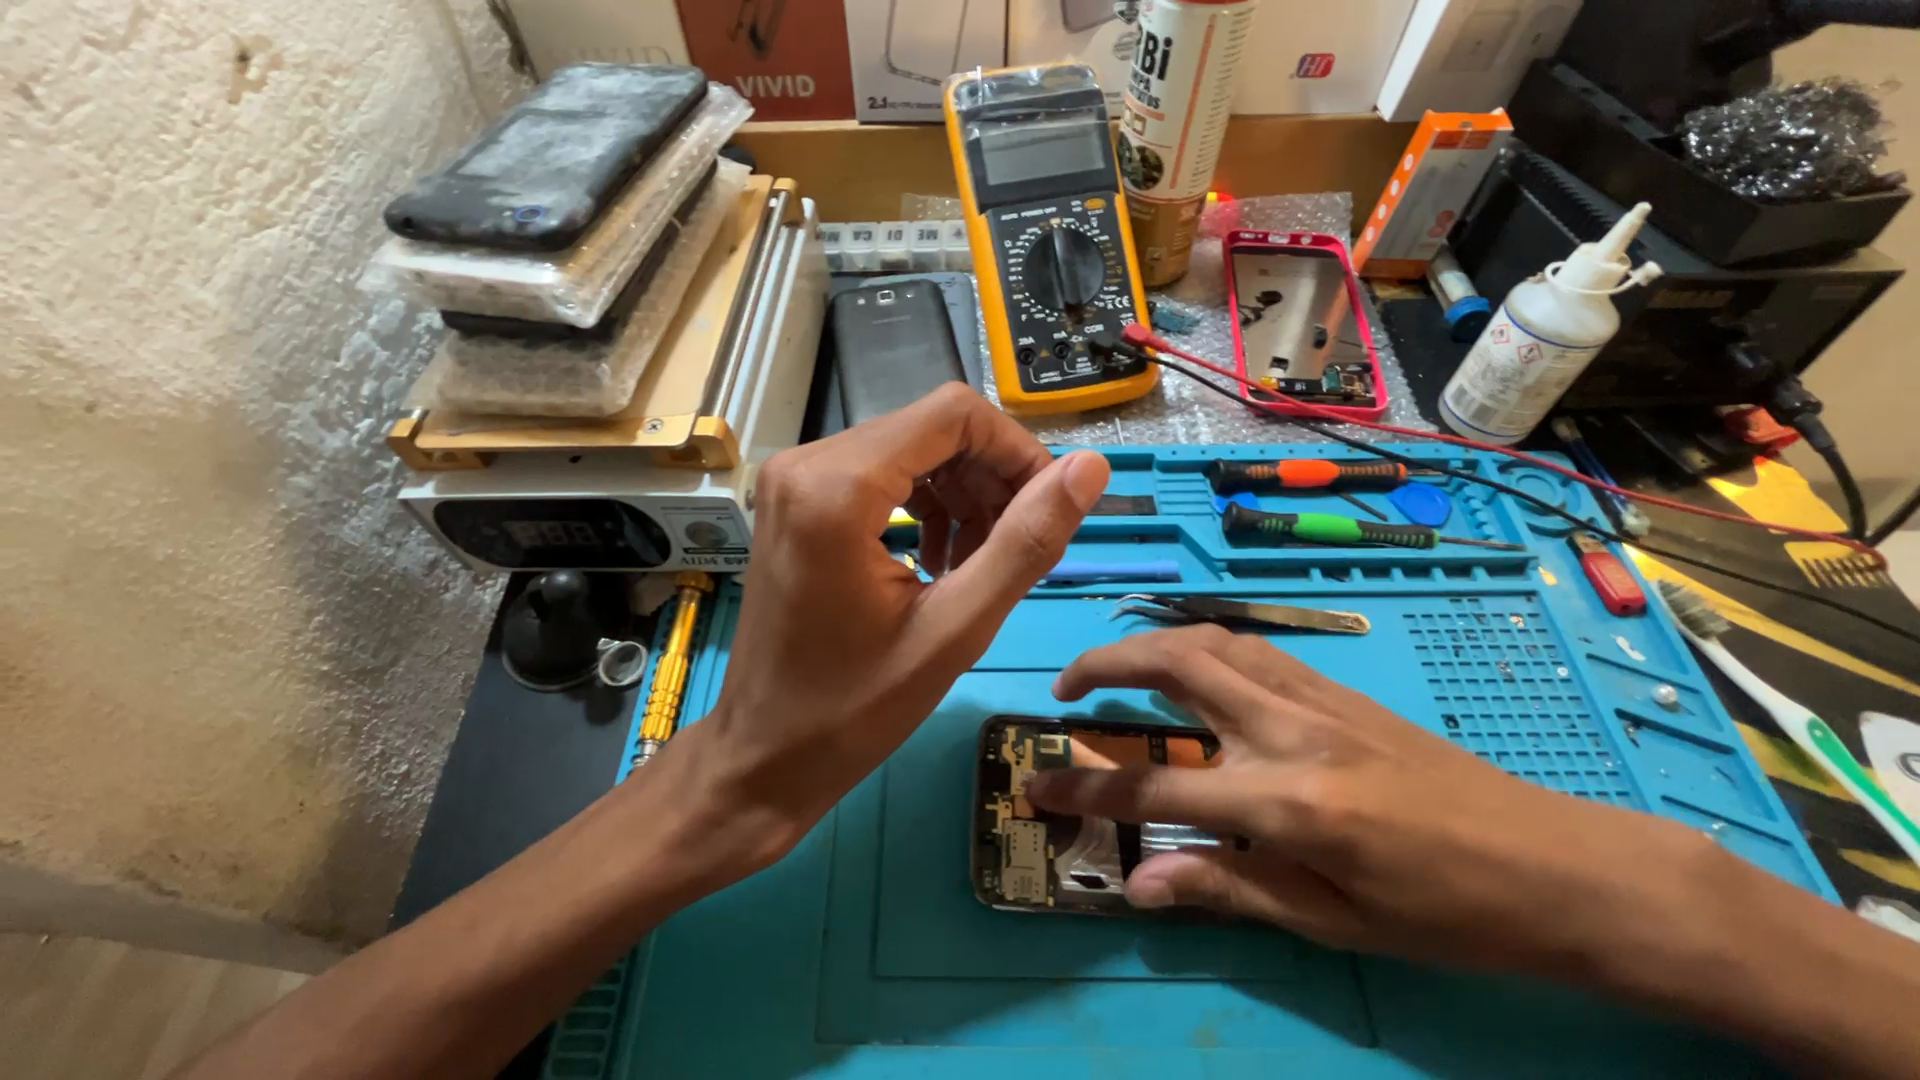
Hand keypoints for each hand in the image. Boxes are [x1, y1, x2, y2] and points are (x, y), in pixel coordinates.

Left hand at [656, 385, 1109, 881]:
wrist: (766, 754)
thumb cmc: (856, 708)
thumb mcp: (956, 629)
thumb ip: (1024, 542)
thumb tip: (1089, 469)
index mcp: (838, 487)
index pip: (954, 414)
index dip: (1017, 451)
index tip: (1049, 510)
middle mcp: (807, 462)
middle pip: (932, 428)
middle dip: (991, 478)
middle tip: (1021, 546)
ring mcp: (795, 480)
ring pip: (910, 449)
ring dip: (962, 494)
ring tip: (982, 562)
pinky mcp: (796, 502)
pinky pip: (879, 474)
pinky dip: (924, 505)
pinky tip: (941, 561)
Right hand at [1025, 625, 1721, 977]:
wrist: (1557, 866)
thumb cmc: (1445, 914)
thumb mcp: (1331, 922)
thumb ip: (1226, 887)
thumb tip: (1138, 885)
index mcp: (1290, 802)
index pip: (1158, 787)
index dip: (1087, 789)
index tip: (1037, 790)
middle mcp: (1294, 731)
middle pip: (1178, 664)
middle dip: (1107, 663)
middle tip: (1066, 687)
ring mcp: (1320, 699)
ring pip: (1215, 639)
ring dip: (1152, 642)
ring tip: (1116, 667)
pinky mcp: (1341, 689)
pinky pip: (1254, 648)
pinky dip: (1202, 647)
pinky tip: (1192, 670)